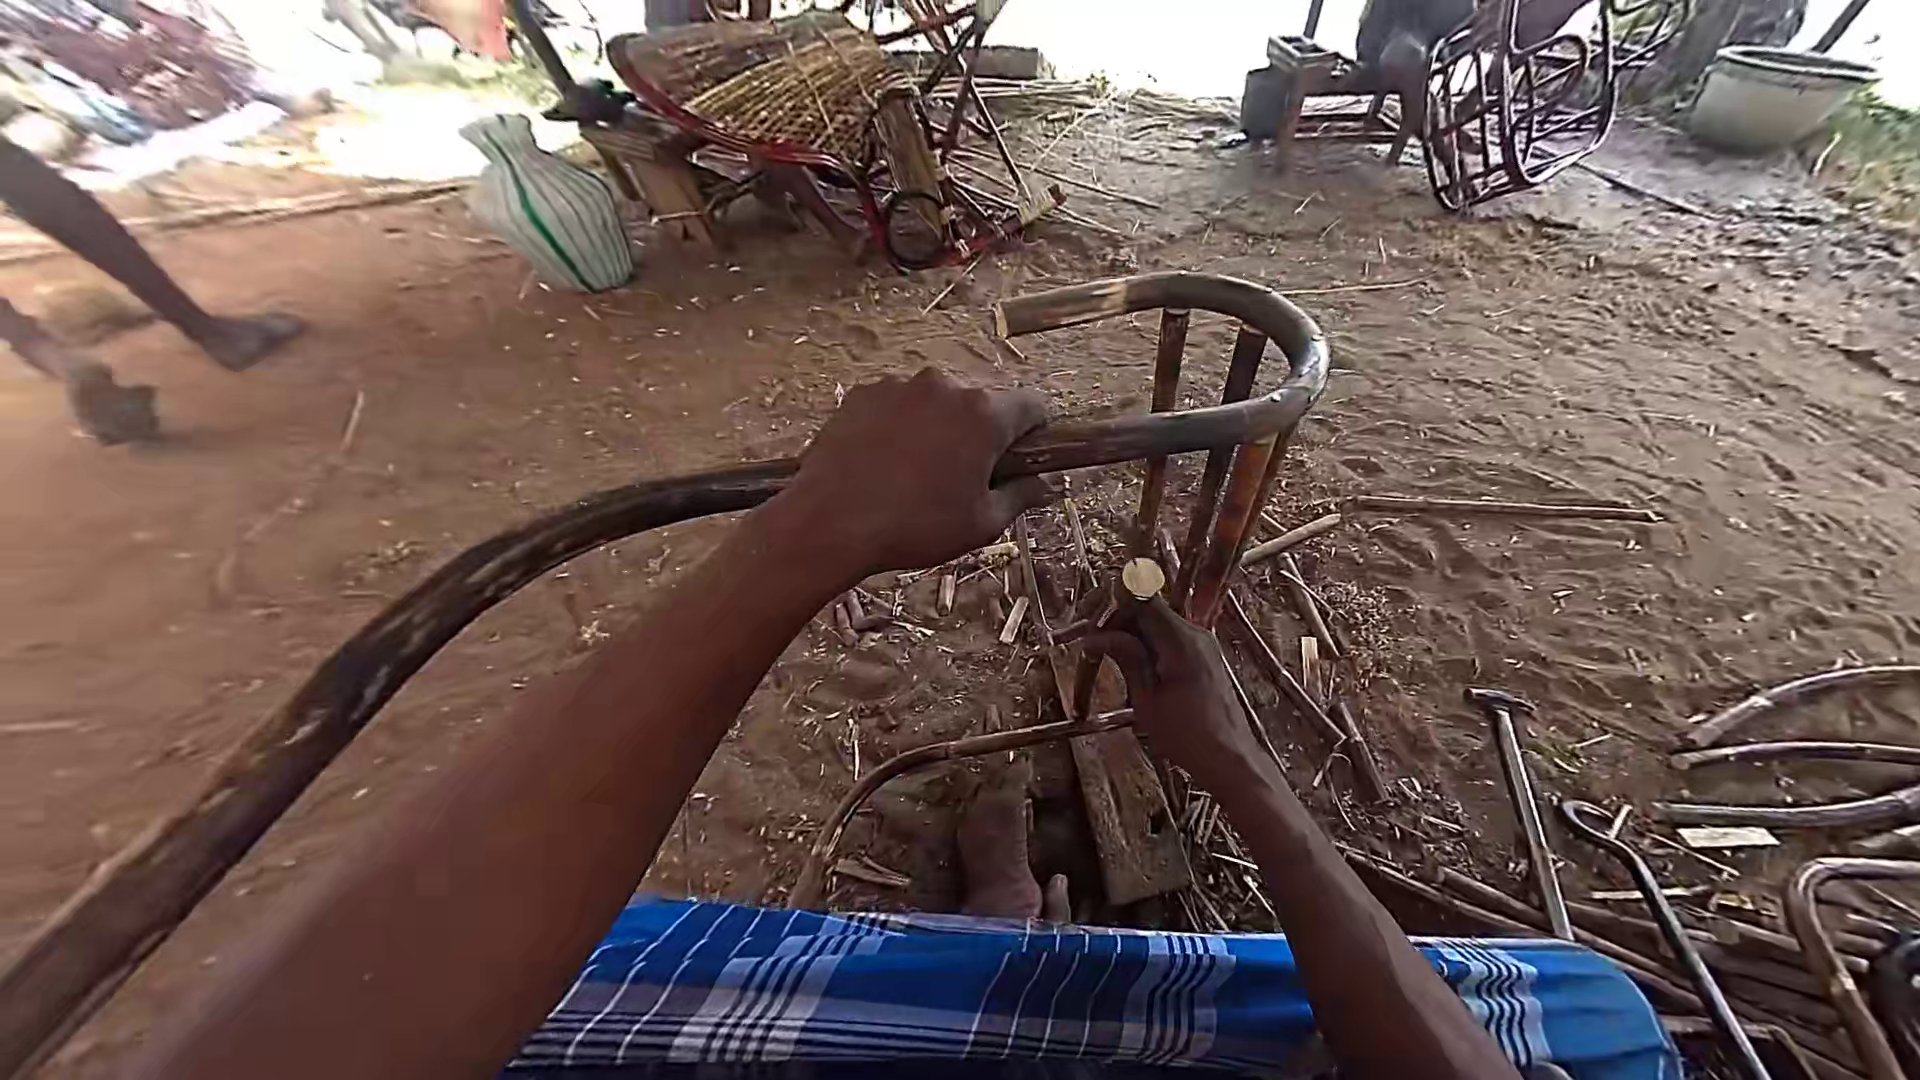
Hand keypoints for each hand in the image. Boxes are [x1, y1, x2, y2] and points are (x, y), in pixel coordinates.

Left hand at [768, 368, 1054, 578]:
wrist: (830, 523)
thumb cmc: (915, 527)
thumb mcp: (981, 524)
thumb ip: (1022, 496)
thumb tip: (1048, 485)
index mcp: (984, 415)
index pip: (1033, 405)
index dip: (1036, 429)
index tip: (1024, 453)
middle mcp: (945, 386)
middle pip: (981, 404)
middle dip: (981, 432)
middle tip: (963, 475)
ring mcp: (900, 385)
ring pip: (937, 402)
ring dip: (938, 426)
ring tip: (915, 471)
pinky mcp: (864, 392)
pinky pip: (898, 403)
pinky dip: (900, 424)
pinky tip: (884, 460)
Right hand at [1091, 597, 1275, 798]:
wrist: (1230, 760)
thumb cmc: (1188, 737)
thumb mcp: (1147, 699)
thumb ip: (1127, 659)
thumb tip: (1097, 636)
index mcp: (1181, 641)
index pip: (1142, 599)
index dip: (1112, 603)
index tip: (1090, 619)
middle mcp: (1194, 634)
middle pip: (1147, 607)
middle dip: (1116, 619)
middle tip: (1092, 641)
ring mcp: (1200, 642)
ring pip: (1154, 621)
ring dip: (1128, 631)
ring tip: (1105, 653)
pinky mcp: (1200, 653)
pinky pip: (1165, 635)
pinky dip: (1144, 642)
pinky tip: (1129, 662)